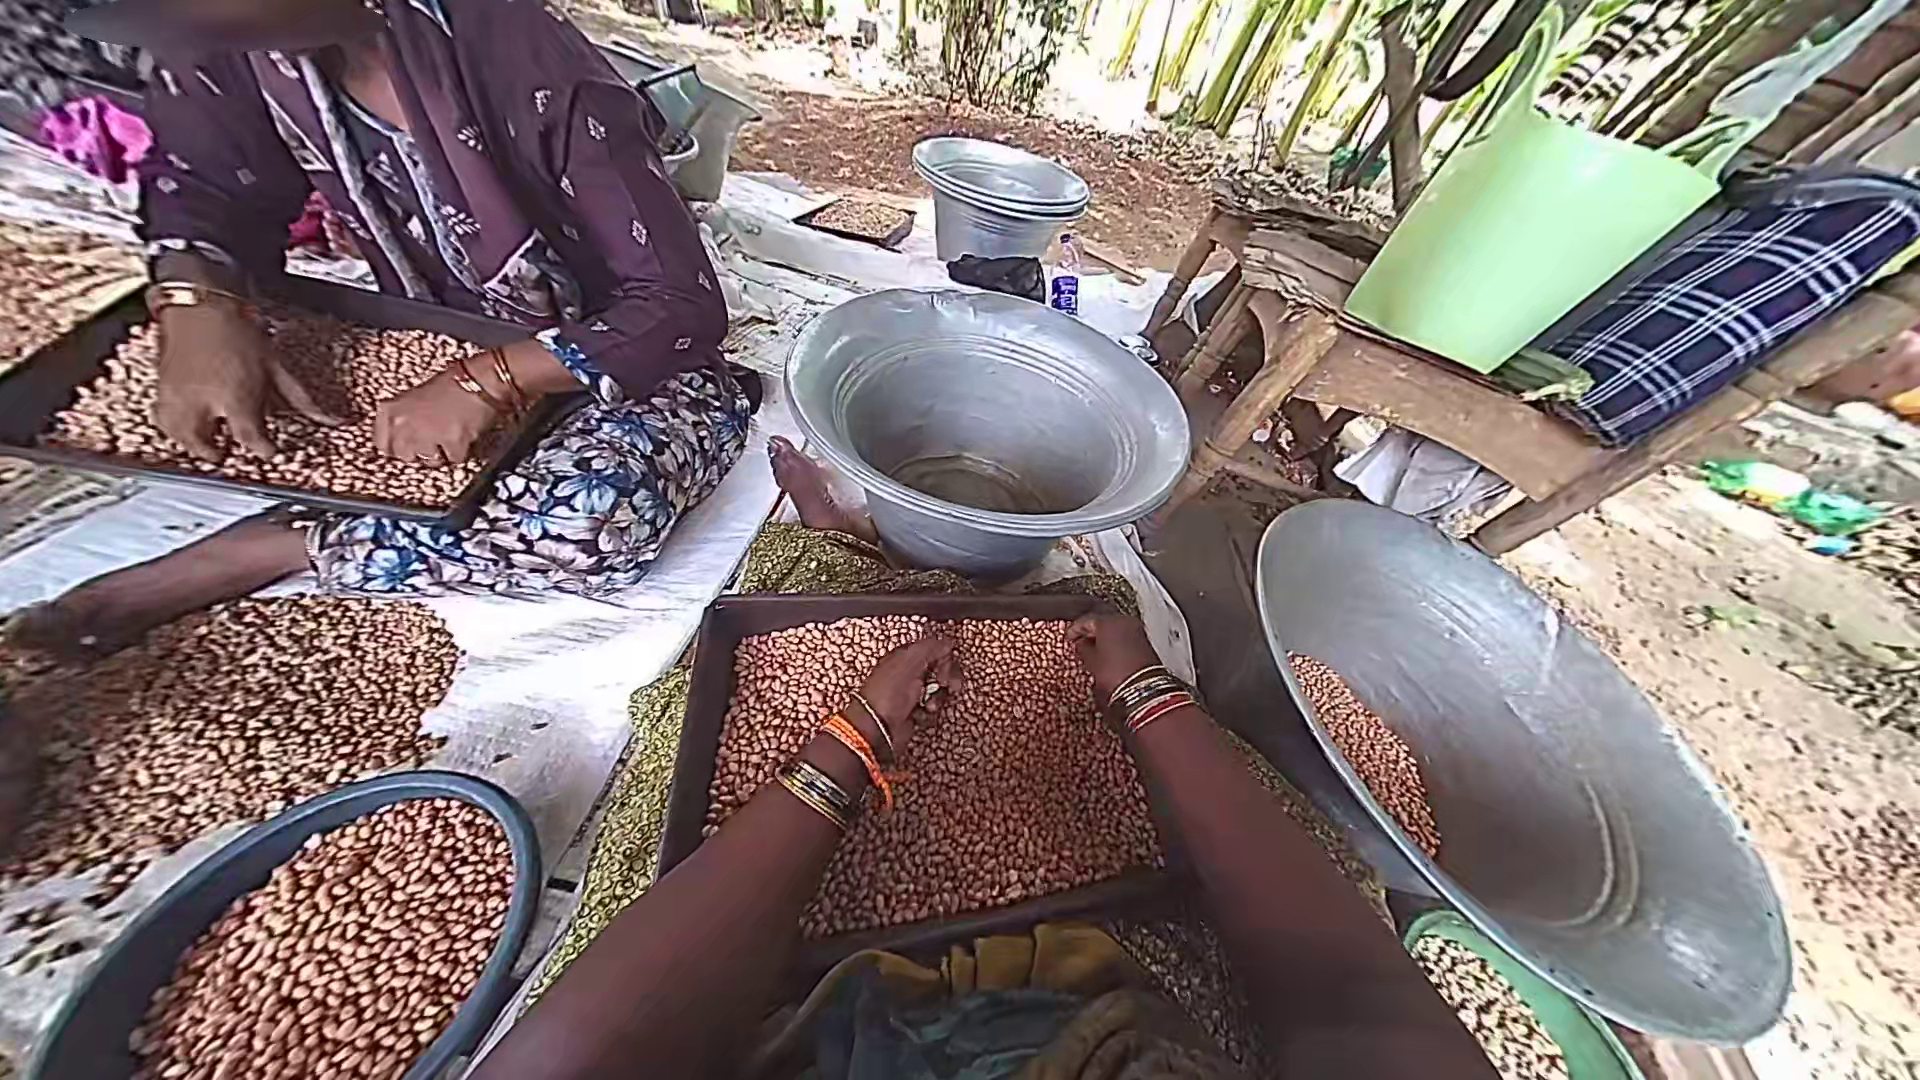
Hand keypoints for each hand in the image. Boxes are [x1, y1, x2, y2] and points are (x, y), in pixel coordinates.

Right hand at [155, 303, 338, 460]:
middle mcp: (199, 398)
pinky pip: (159, 415)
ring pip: (172, 430)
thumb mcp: (281, 373)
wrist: (201, 310)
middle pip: (198, 439)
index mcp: (234, 397)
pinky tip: (187, 428)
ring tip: (210, 448)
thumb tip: (334, 421)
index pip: (248, 436)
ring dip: (188, 443)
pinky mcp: (158, 384)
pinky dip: (171, 427)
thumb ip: (304, 403)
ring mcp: (173, 391)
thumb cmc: (243, 338)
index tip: (272, 455)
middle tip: (229, 458)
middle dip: (213, 452)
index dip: (263, 450)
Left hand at [374, 365, 499, 464]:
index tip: (410, 448)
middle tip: (433, 445)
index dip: (399, 448)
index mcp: (390, 411)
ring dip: (441, 454)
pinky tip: (463, 440)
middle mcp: (403, 424)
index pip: (382, 445)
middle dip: (420, 452)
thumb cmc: (448, 385)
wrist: (474, 382)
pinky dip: (460, 452)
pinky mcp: (451, 441)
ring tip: (449, 441)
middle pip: (406, 455)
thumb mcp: (412, 398)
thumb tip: (407, 439)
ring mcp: (426, 435)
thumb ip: (403, 419)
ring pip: (430, 460)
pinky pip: (454, 458)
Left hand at [856, 635, 961, 751]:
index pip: (934, 650)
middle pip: (940, 670)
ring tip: (929, 705)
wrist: (876, 727)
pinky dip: (930, 712)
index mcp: (905, 656)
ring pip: (939, 691)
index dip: (944, 658)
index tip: (944, 668)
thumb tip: (946, 643)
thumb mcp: (909, 661)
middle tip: (944, 684)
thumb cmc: (886, 693)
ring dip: (939, 698)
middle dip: (947, 678)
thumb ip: (929, 647)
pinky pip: (933, 709)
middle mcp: (909, 673)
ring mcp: (912, 694)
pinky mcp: (914, 712)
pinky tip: (921, 714)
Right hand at [1066, 614, 1161, 707]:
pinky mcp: (1143, 640)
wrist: (1143, 689)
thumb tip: (1081, 644)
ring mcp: (1136, 629)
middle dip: (1089, 630)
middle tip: (1079, 640)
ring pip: (1114, 627)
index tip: (1069, 637)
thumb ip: (1083, 648)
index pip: (1086, 620)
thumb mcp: (1092, 662)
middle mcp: (1123, 621)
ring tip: (1092, 648)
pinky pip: (1123, 634)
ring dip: (1102, 635)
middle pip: (1101, 620)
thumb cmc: (1116, 675)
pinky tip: (1107, 651)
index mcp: (1108, 622)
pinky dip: (1113, 639)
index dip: (1075, 629)